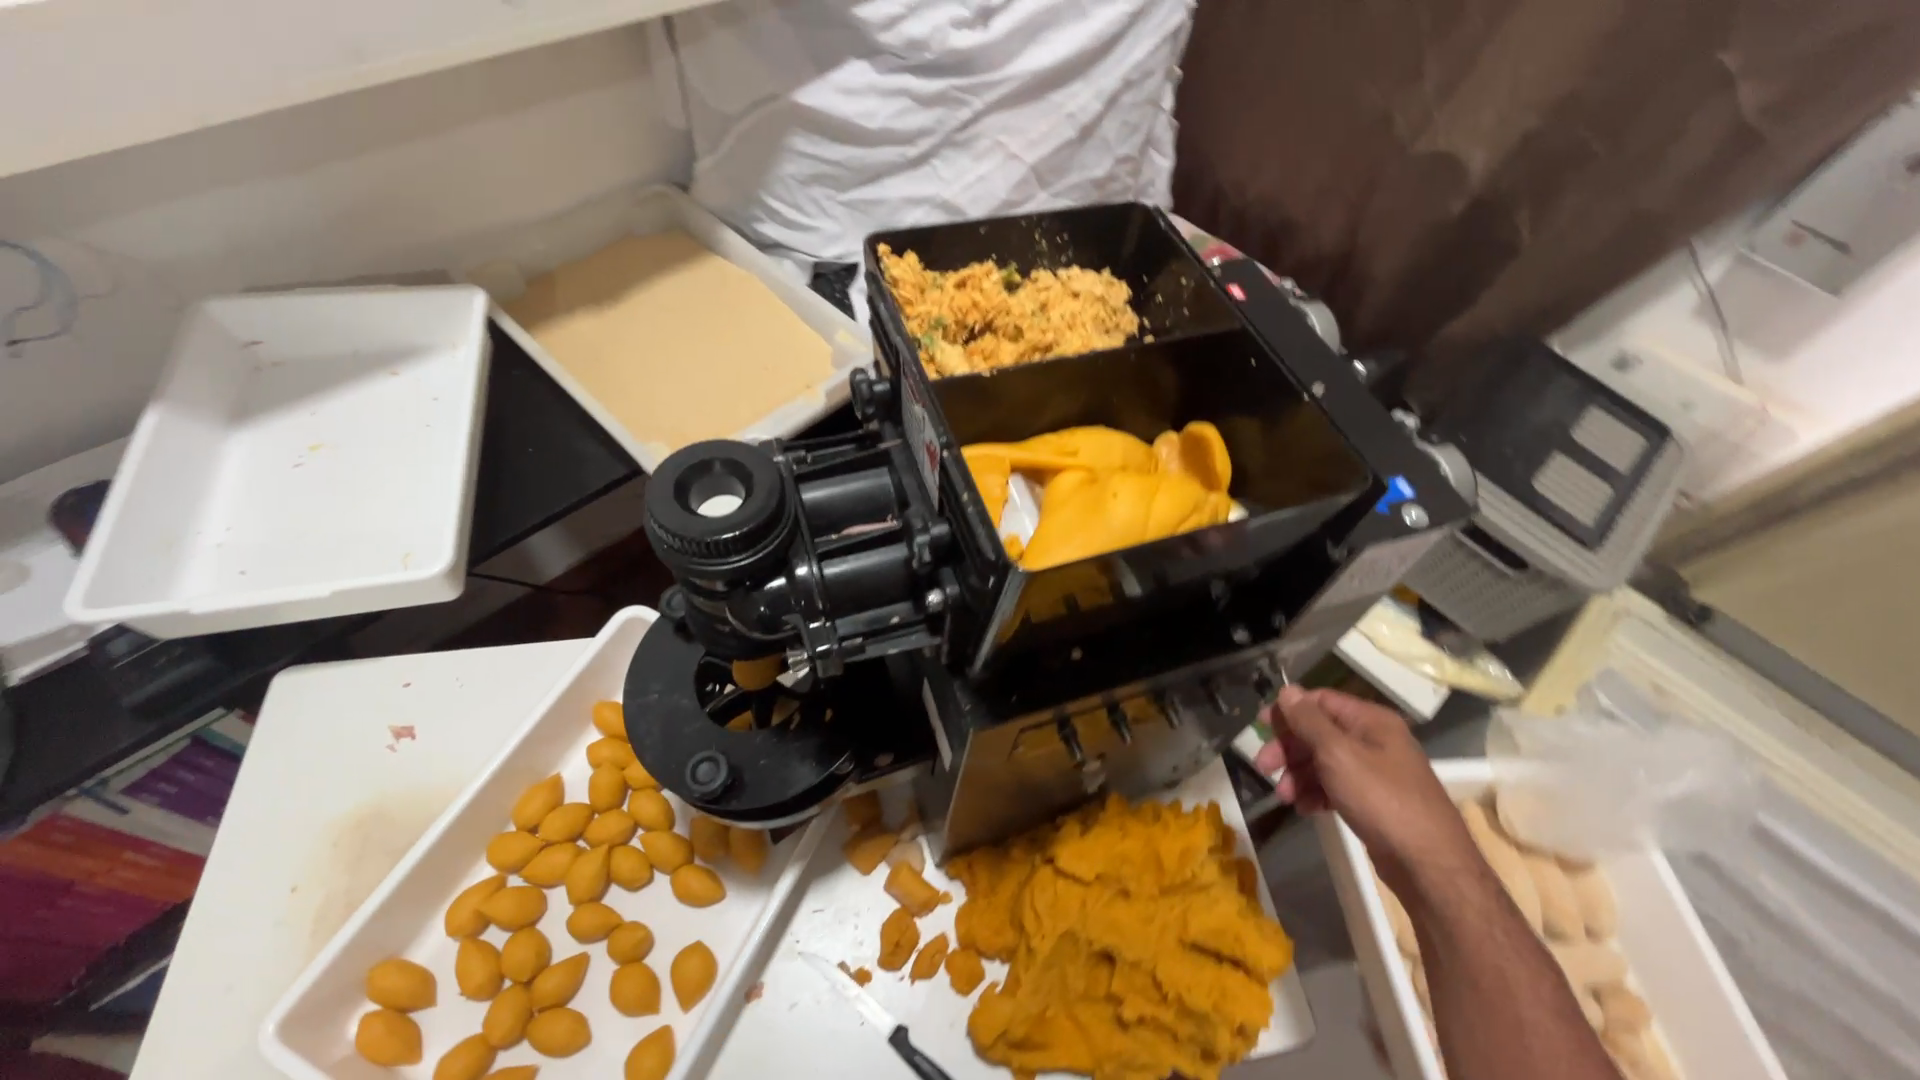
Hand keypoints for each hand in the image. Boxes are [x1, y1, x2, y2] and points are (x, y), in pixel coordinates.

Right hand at [1256, 686, 1476, 895]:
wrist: (1427, 862)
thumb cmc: (1381, 798)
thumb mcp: (1337, 754)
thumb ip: (1309, 721)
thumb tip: (1288, 690)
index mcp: (1371, 721)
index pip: (1321, 701)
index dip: (1289, 710)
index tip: (1261, 728)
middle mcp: (1375, 740)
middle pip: (1319, 732)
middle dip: (1289, 749)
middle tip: (1263, 767)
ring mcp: (1376, 772)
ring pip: (1324, 762)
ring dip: (1299, 775)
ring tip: (1286, 797)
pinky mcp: (1374, 800)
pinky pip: (1337, 786)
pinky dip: (1317, 794)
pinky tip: (1307, 809)